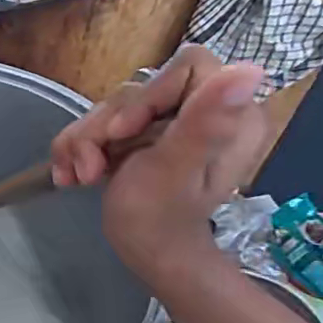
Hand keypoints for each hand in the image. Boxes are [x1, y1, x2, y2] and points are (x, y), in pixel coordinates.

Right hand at [50, 45, 268, 289]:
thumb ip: (204, 123)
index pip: (186, 67)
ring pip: (115, 106)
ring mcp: (173, 121)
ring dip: (86, 141)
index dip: (149, 94)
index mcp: (233, 115)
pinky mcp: (147, 132)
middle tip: (91, 169)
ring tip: (80, 178)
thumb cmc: (160, 221)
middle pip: (141, 88)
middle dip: (105, 128)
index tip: (124, 132)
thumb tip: (251, 71)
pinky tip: (72, 175)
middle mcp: (206, 110)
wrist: (145, 255)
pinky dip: (81, 147)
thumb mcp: (174, 171)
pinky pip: (105, 122)